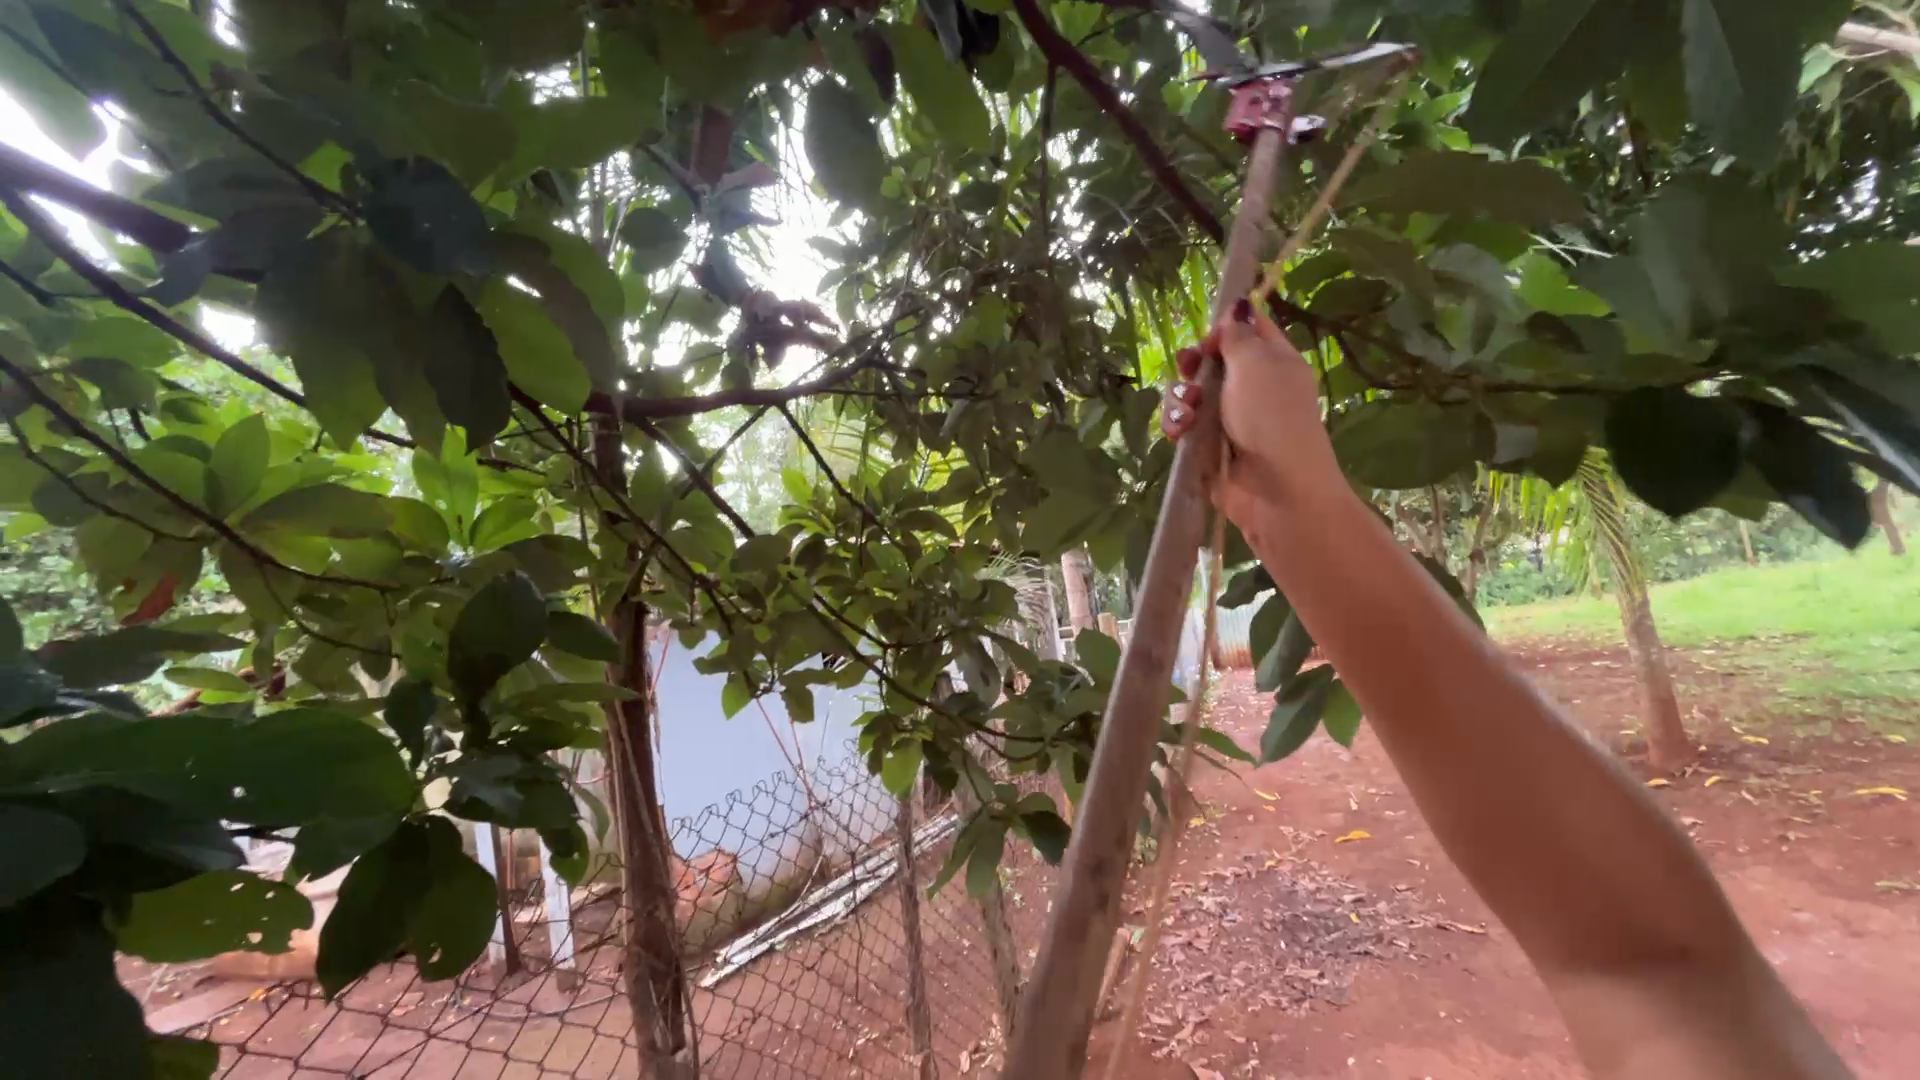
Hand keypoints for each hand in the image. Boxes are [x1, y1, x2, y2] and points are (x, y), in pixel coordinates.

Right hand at [1160, 299, 1345, 521]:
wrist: (1274, 488)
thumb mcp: (1257, 365)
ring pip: (1189, 393)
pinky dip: (1176, 425)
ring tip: (1187, 413)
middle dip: (1193, 363)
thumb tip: (1237, 307)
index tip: (1211, 335)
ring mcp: (1226, 418)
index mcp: (1273, 362)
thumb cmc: (1272, 418)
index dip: (1227, 327)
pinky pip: (1181, 424)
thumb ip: (1239, 336)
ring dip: (1180, 398)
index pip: (1249, 330)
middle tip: (1189, 368)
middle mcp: (1250, 387)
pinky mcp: (1205, 445)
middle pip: (1210, 361)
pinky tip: (1179, 432)